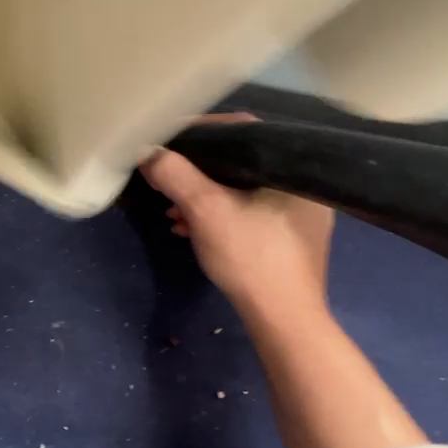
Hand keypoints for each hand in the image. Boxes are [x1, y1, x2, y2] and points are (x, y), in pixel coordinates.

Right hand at [141, 114, 334, 324]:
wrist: (283, 317)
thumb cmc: (250, 256)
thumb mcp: (205, 210)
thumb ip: (175, 175)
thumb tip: (147, 152)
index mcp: (290, 166)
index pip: (241, 130)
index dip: (200, 132)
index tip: (167, 143)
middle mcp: (300, 182)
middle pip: (238, 162)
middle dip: (195, 171)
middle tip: (166, 179)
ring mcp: (300, 212)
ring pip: (241, 189)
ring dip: (202, 196)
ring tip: (173, 213)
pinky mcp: (291, 237)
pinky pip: (249, 211)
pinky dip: (218, 215)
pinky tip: (191, 230)